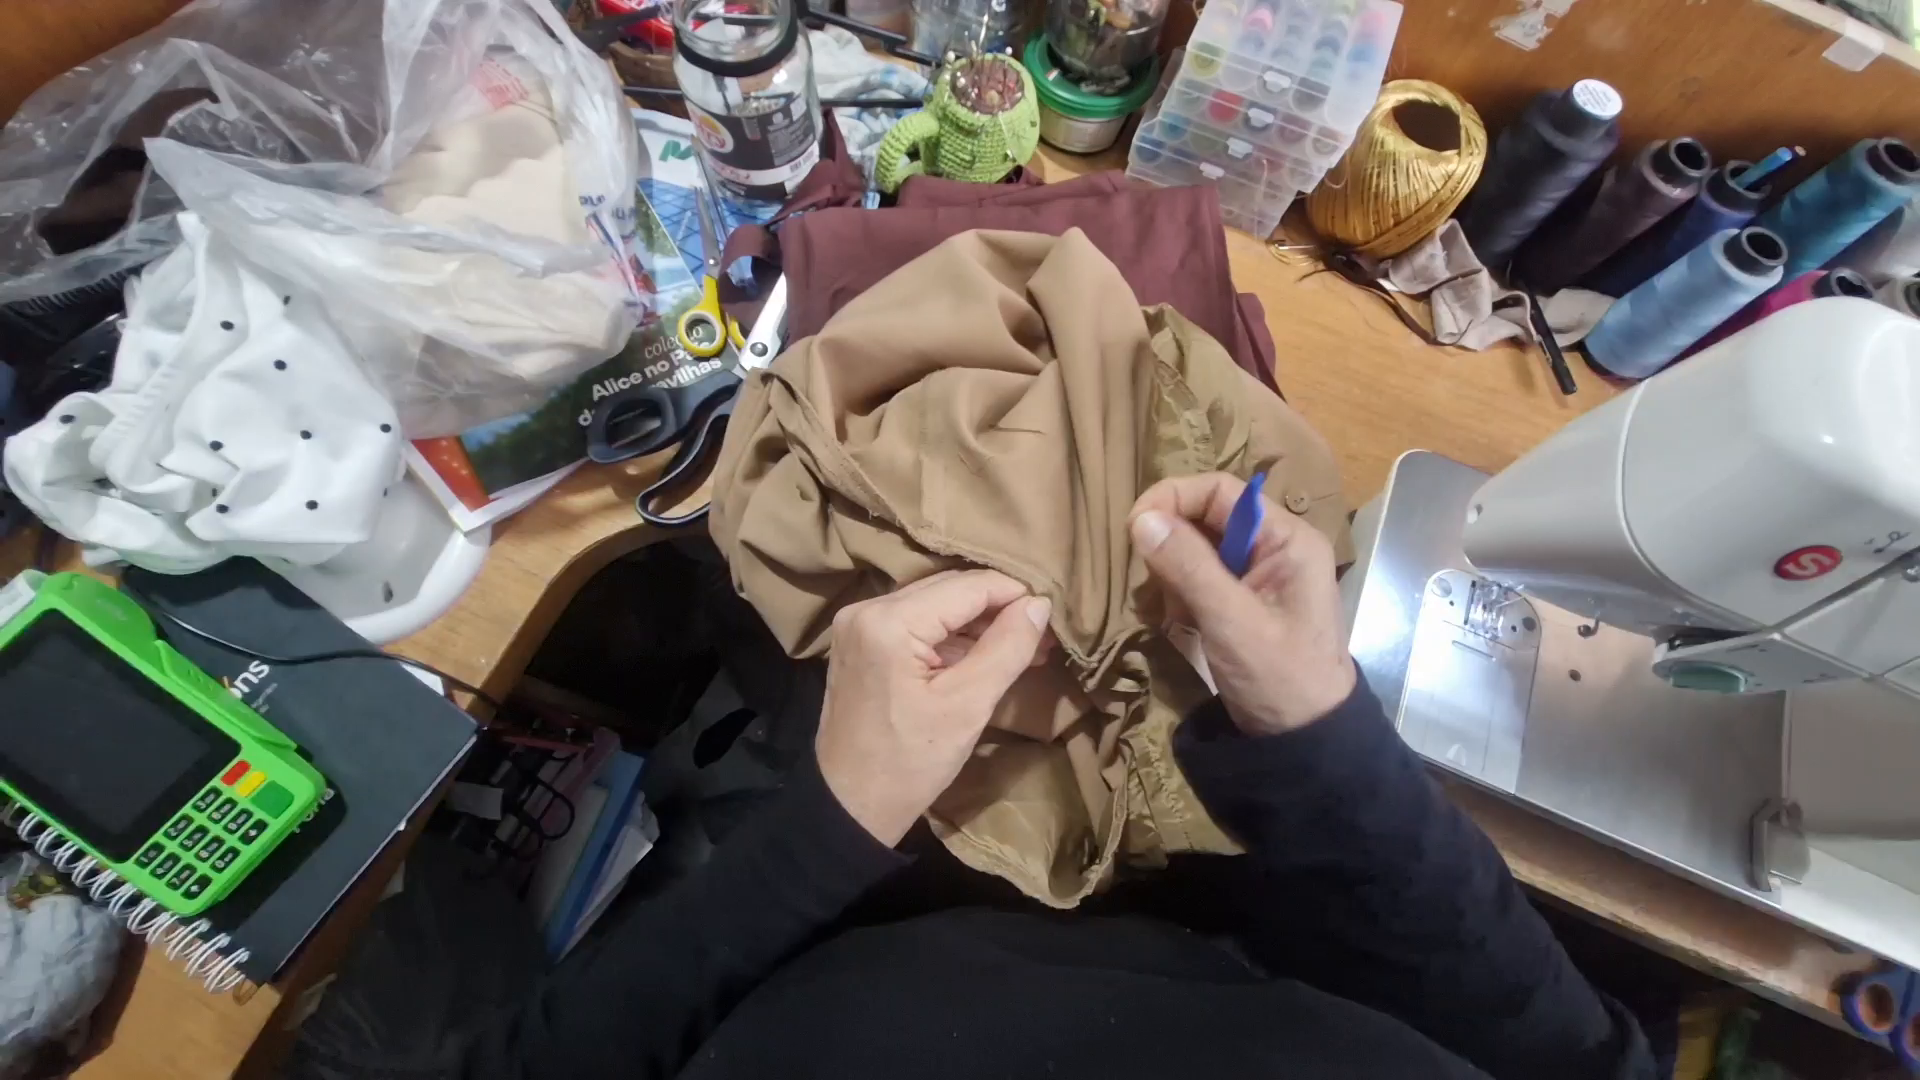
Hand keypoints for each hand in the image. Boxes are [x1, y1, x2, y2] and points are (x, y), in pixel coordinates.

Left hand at [816, 570, 1053, 845]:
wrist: (849, 806)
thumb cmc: (910, 763)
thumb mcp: (967, 706)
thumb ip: (1007, 647)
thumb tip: (1039, 603)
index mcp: (889, 621)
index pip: (966, 586)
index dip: (1014, 593)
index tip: (1052, 610)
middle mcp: (866, 609)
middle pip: (948, 589)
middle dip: (998, 607)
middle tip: (1043, 630)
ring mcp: (858, 624)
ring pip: (933, 604)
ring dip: (977, 621)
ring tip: (1025, 643)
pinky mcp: (860, 641)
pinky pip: (915, 622)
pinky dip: (950, 635)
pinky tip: (985, 652)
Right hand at [1129, 473, 1355, 734]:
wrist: (1305, 743)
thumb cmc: (1280, 678)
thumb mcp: (1231, 620)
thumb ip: (1188, 566)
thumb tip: (1140, 518)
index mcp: (1287, 539)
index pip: (1220, 491)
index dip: (1173, 498)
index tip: (1135, 527)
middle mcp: (1273, 547)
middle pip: (1205, 515)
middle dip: (1170, 542)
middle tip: (1153, 579)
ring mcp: (1256, 574)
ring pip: (1195, 547)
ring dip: (1171, 571)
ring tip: (1173, 609)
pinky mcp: (1239, 600)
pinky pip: (1196, 576)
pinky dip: (1177, 592)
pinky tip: (1180, 620)